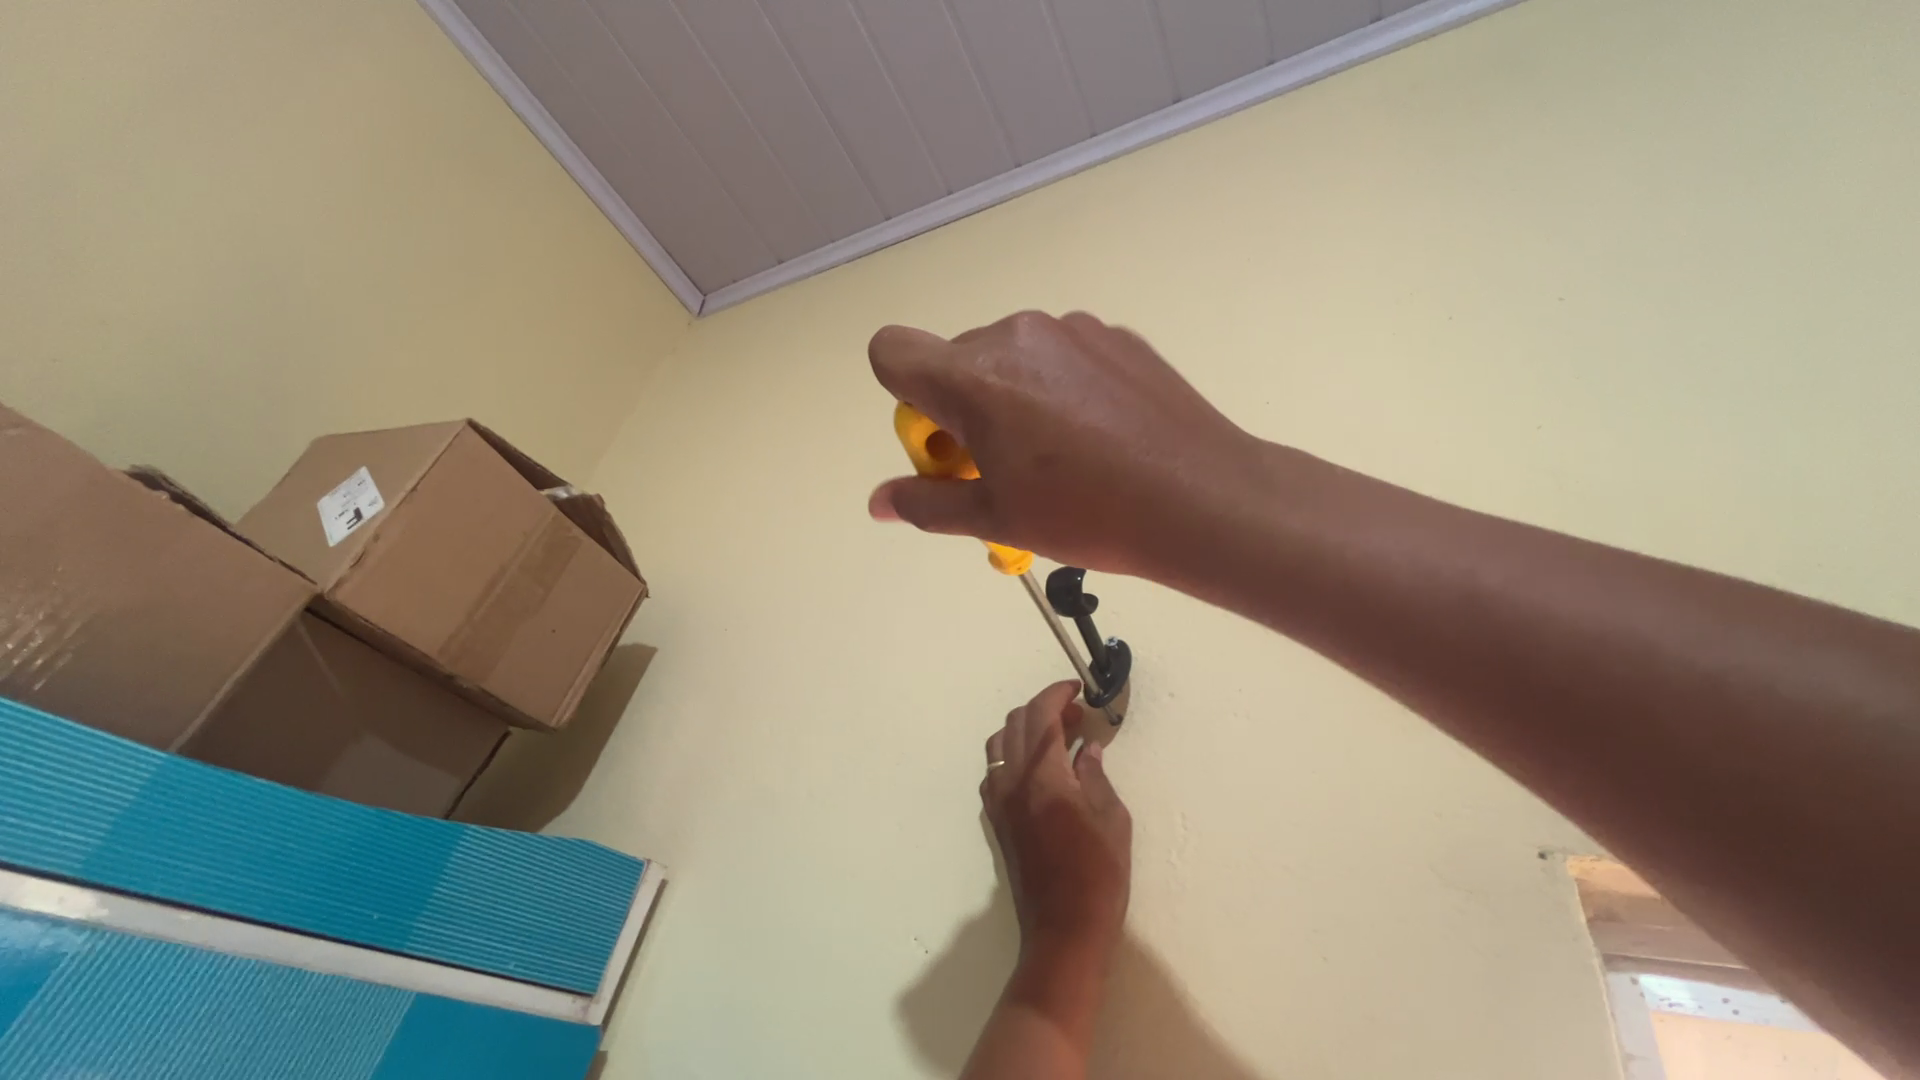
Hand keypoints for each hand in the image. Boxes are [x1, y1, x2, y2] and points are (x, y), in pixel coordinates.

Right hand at [868, 311, 1259, 578]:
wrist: (1201, 497)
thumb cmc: (1087, 515)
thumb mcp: (996, 518)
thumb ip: (927, 504)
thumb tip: (879, 503)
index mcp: (975, 378)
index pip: (892, 352)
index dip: (903, 398)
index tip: (942, 444)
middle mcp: (1017, 335)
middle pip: (954, 359)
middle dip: (960, 409)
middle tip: (1001, 467)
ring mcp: (1072, 329)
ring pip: (1009, 355)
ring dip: (1010, 396)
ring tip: (1058, 455)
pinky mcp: (1115, 335)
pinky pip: (1060, 354)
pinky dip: (1057, 387)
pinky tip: (1097, 434)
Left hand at [982, 681, 1131, 957]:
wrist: (1062, 930)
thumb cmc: (1098, 876)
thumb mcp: (1113, 820)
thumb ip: (1096, 775)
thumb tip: (1088, 747)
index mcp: (1043, 776)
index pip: (1039, 715)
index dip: (1056, 693)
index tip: (1078, 689)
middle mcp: (1011, 782)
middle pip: (1015, 723)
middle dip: (1044, 708)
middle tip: (1077, 716)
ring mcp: (997, 802)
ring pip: (999, 744)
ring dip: (1025, 730)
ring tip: (1059, 739)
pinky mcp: (995, 820)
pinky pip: (995, 771)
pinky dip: (1014, 756)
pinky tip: (1041, 771)